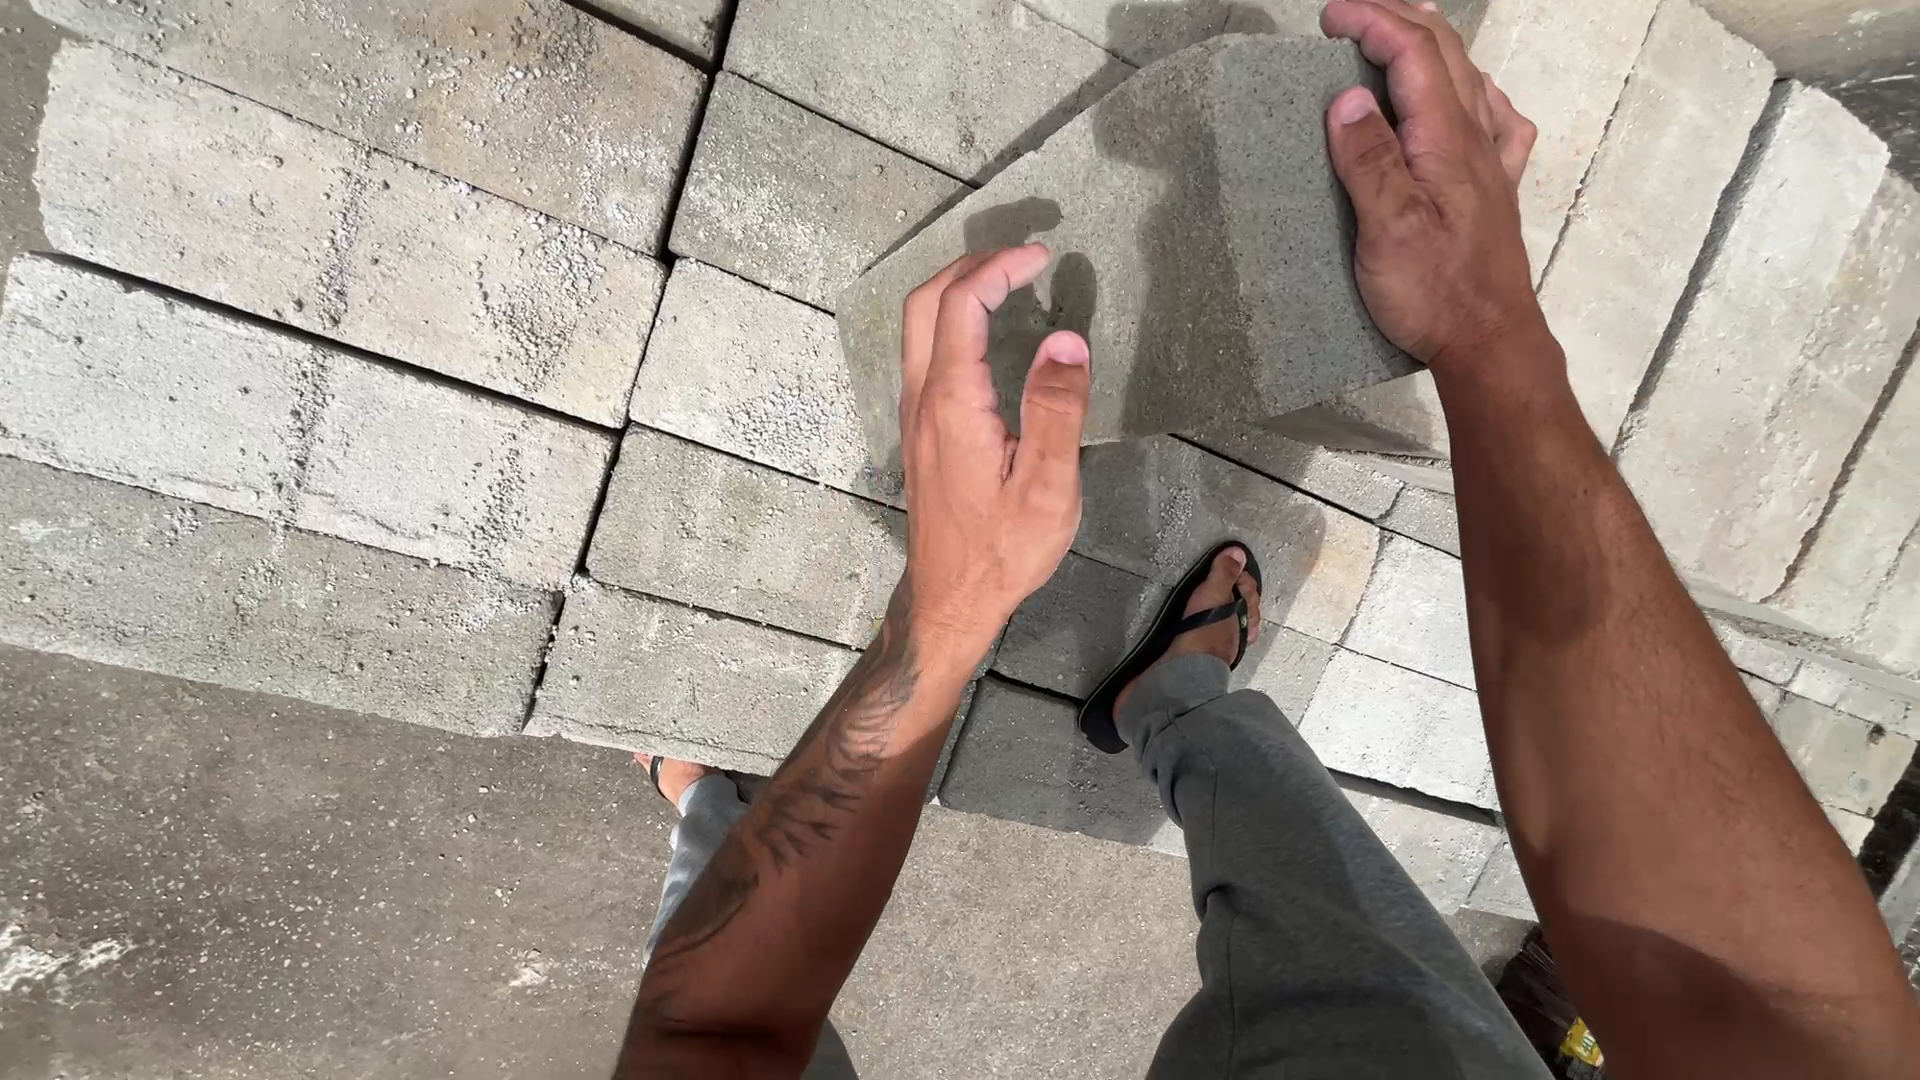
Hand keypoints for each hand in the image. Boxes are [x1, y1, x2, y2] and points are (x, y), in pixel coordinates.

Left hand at [896, 245, 1090, 659]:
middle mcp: (921, 401)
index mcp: (953, 404)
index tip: (1040, 257)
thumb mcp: (1046, 488)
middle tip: (1018, 260)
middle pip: (923, 306)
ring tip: (1005, 284)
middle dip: (968, 267)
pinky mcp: (918, 434)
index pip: (961, 307)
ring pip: (916, 331)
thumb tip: (1064, 340)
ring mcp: (912, 418)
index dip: (998, 269)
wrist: (951, 597)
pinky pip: (922, 357)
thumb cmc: (1003, 550)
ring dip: (954, 293)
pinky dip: (950, 325)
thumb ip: (1055, 411)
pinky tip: (984, 339)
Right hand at [1322, 0, 1544, 373]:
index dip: (1374, 23)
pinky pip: (1494, 119)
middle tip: (1351, 17)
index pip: (1414, 55)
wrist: (1487, 335)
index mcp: (1447, 138)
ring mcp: (1491, 161)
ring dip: (1430, 47)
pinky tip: (1466, 102)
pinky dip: (1472, 92)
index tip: (1330, 16)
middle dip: (1398, 21)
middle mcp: (1476, 136)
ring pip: (1469, 78)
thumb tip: (1349, 99)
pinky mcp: (1494, 189)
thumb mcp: (1387, 228)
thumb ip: (1370, 160)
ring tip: (1396, 40)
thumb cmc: (1431, 289)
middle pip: (1445, 54)